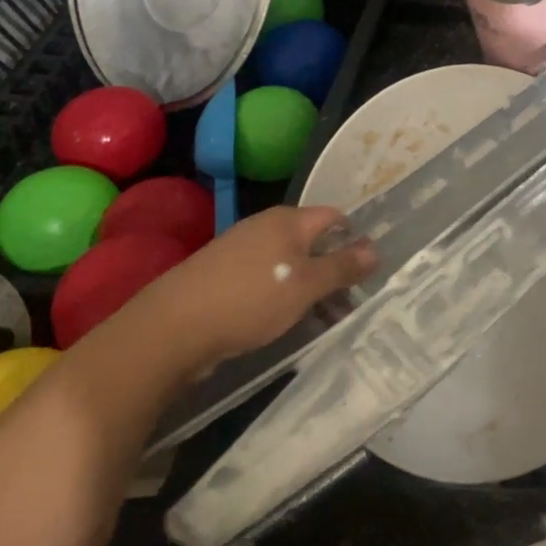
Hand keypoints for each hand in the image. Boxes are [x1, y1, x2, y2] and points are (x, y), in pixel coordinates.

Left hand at [112, 206, 376, 372]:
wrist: (171, 329)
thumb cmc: (250, 299)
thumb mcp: (306, 286)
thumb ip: (342, 267)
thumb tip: (374, 249)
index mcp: (288, 220)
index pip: (334, 217)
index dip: (355, 239)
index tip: (369, 269)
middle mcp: (264, 227)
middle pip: (311, 242)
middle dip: (333, 269)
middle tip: (351, 301)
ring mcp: (238, 251)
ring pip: (288, 265)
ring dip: (309, 288)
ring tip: (324, 319)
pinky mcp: (220, 277)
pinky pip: (264, 280)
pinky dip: (282, 296)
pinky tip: (285, 322)